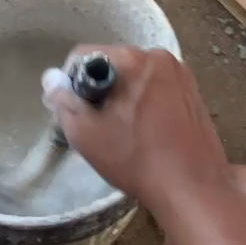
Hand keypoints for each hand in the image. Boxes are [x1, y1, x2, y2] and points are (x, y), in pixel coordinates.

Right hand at [44, 45, 229, 212]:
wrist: (194, 189)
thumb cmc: (136, 160)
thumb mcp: (86, 134)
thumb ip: (63, 101)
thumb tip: (51, 80)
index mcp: (132, 59)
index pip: (84, 55)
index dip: (70, 82)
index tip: (75, 111)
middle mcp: (158, 56)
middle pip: (111, 63)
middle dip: (98, 88)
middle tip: (97, 124)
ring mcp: (180, 72)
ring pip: (134, 76)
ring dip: (121, 95)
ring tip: (122, 130)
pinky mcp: (193, 91)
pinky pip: (155, 86)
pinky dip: (144, 101)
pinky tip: (146, 131)